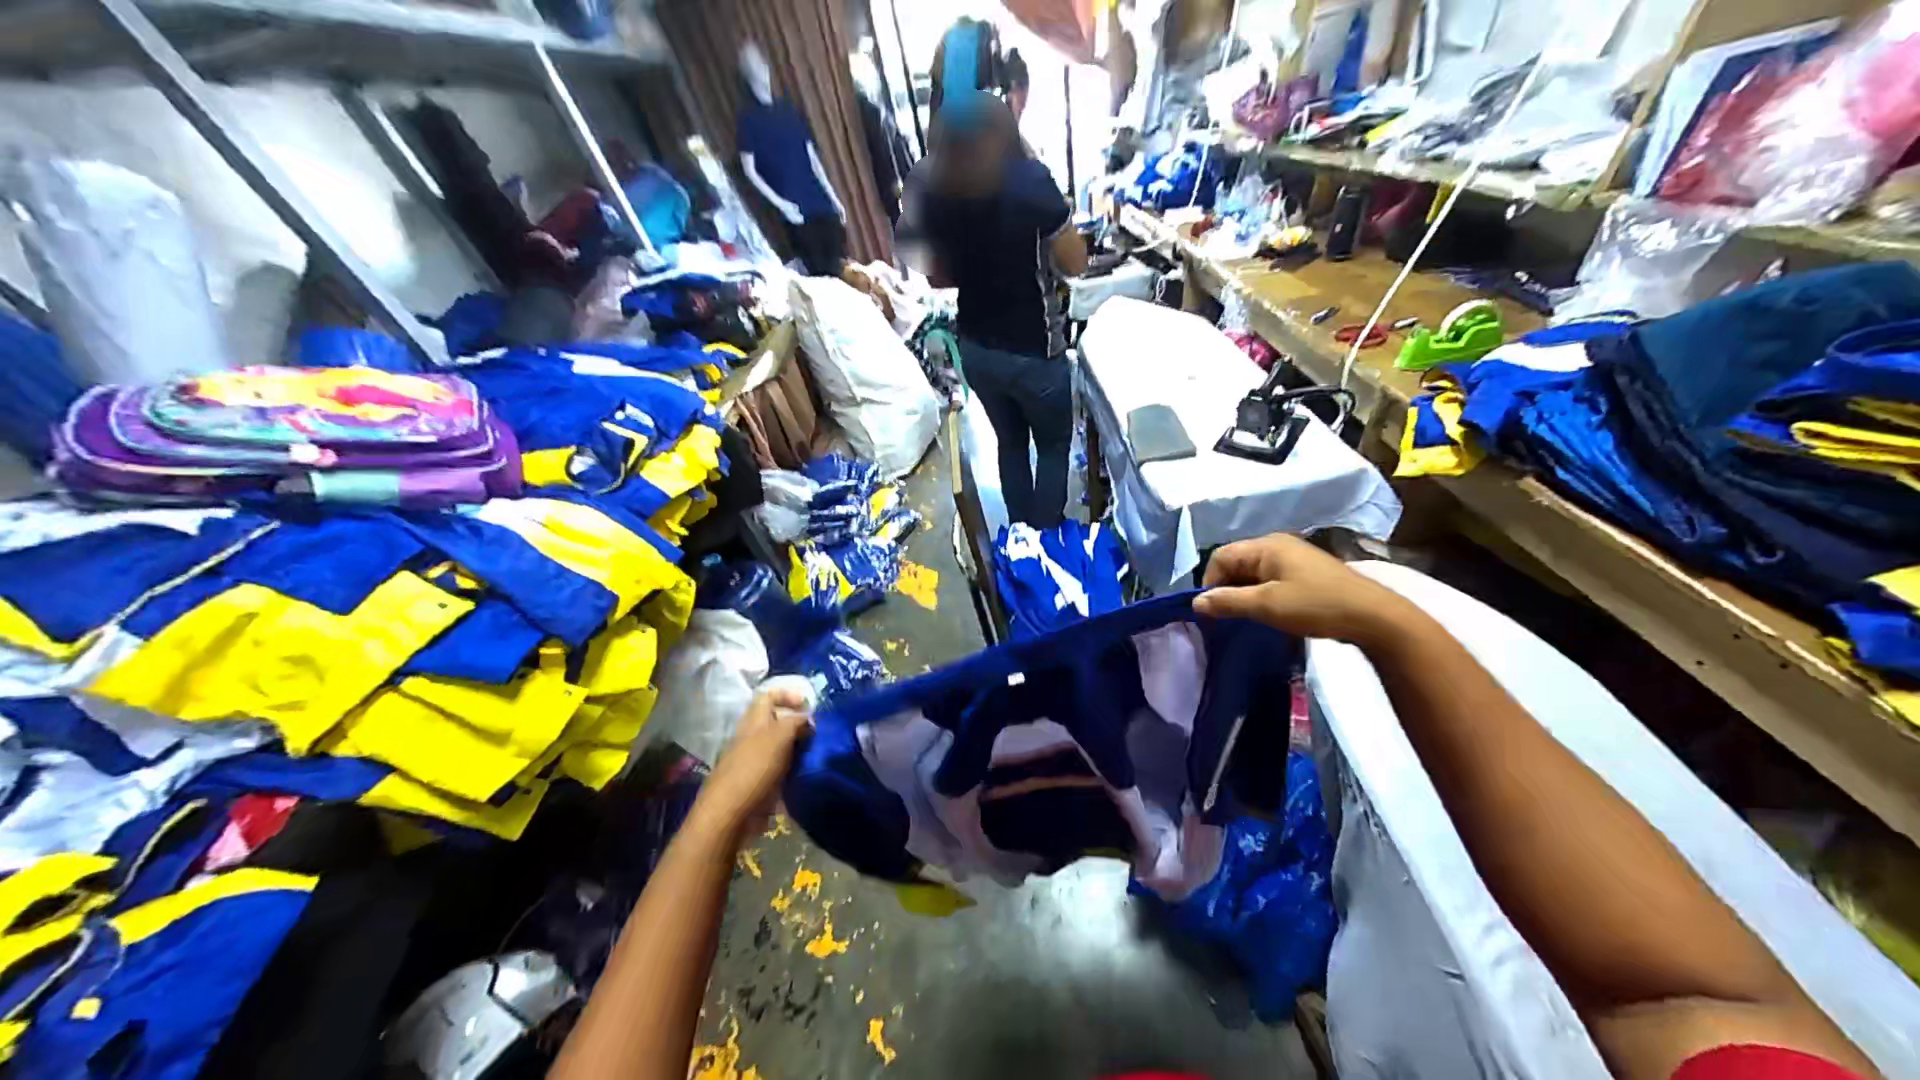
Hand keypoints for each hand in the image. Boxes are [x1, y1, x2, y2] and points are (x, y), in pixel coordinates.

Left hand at [689, 689, 812, 840]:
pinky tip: (807, 774)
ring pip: (780, 746)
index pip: (768, 696)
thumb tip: (807, 718)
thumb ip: (795, 722)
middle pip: (776, 722)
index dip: (787, 694)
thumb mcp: (779, 737)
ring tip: (817, 753)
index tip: (808, 705)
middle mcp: (751, 737)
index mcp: (754, 721)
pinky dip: (794, 769)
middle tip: (818, 732)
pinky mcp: (759, 783)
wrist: (730, 814)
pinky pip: (781, 769)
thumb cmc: (754, 769)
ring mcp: (754, 761)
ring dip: (798, 748)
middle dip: (797, 724)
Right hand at [1193, 532, 1423, 646]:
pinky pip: (1271, 578)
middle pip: (1236, 562)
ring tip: (1248, 617)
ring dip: (1244, 593)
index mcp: (1266, 545)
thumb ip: (1228, 601)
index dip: (1210, 582)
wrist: (1374, 617)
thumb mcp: (1266, 606)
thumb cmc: (1315, 605)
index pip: (1220, 556)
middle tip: (1228, 616)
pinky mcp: (1307, 572)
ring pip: (1253, 572)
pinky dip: (1262, 594)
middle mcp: (1278, 544)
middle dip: (1226, 588)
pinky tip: (1270, 613)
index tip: (1213, 611)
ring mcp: (1295, 557)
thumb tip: (1195, 602)